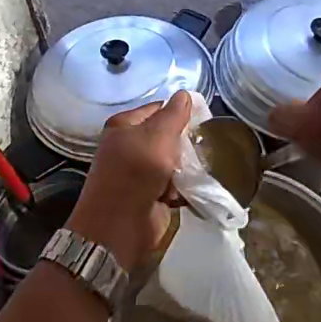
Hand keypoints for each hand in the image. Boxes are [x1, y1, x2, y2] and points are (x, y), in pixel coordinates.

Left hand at [68, 91, 190, 267]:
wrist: (119, 227)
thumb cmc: (136, 173)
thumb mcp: (157, 136)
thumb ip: (174, 114)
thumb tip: (185, 94)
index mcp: (125, 125)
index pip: (159, 108)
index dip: (180, 113)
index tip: (201, 121)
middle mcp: (130, 145)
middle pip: (169, 135)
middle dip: (185, 143)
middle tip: (200, 148)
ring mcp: (140, 171)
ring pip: (175, 160)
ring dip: (187, 167)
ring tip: (194, 172)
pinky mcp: (151, 193)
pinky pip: (175, 183)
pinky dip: (183, 187)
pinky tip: (190, 190)